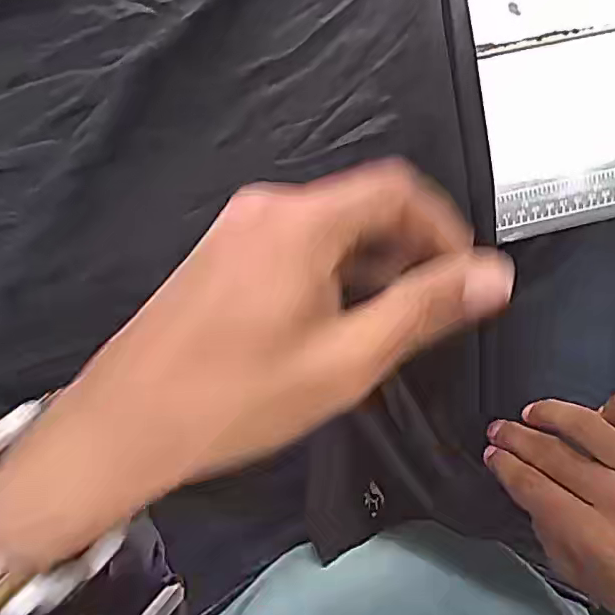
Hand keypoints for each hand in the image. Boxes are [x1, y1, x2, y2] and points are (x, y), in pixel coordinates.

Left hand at [0, 160, 514, 566]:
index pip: (398, 188)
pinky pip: (298, 245)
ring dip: (374, 263)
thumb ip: (424, 310)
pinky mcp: (223, 253)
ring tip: (391, 322)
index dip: (445, 226)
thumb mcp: (345, 360)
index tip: (463, 276)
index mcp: (301, 221)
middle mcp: (268, 208)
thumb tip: (493, 276)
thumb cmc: (236, 399)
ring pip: (332, 228)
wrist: (122, 426)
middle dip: (412, 248)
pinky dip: (335, 271)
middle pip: (364, 205)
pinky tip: (339, 320)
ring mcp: (239, 228)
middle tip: (434, 307)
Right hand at [485, 391, 614, 614]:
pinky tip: (602, 411)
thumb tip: (523, 482)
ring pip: (591, 426)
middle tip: (499, 430)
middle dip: (517, 439)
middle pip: (555, 455)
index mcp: (598, 540)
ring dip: (552, 413)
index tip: (492, 454)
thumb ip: (547, 529)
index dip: (505, 466)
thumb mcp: (579, 576)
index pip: (535, 487)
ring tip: (533, 413)